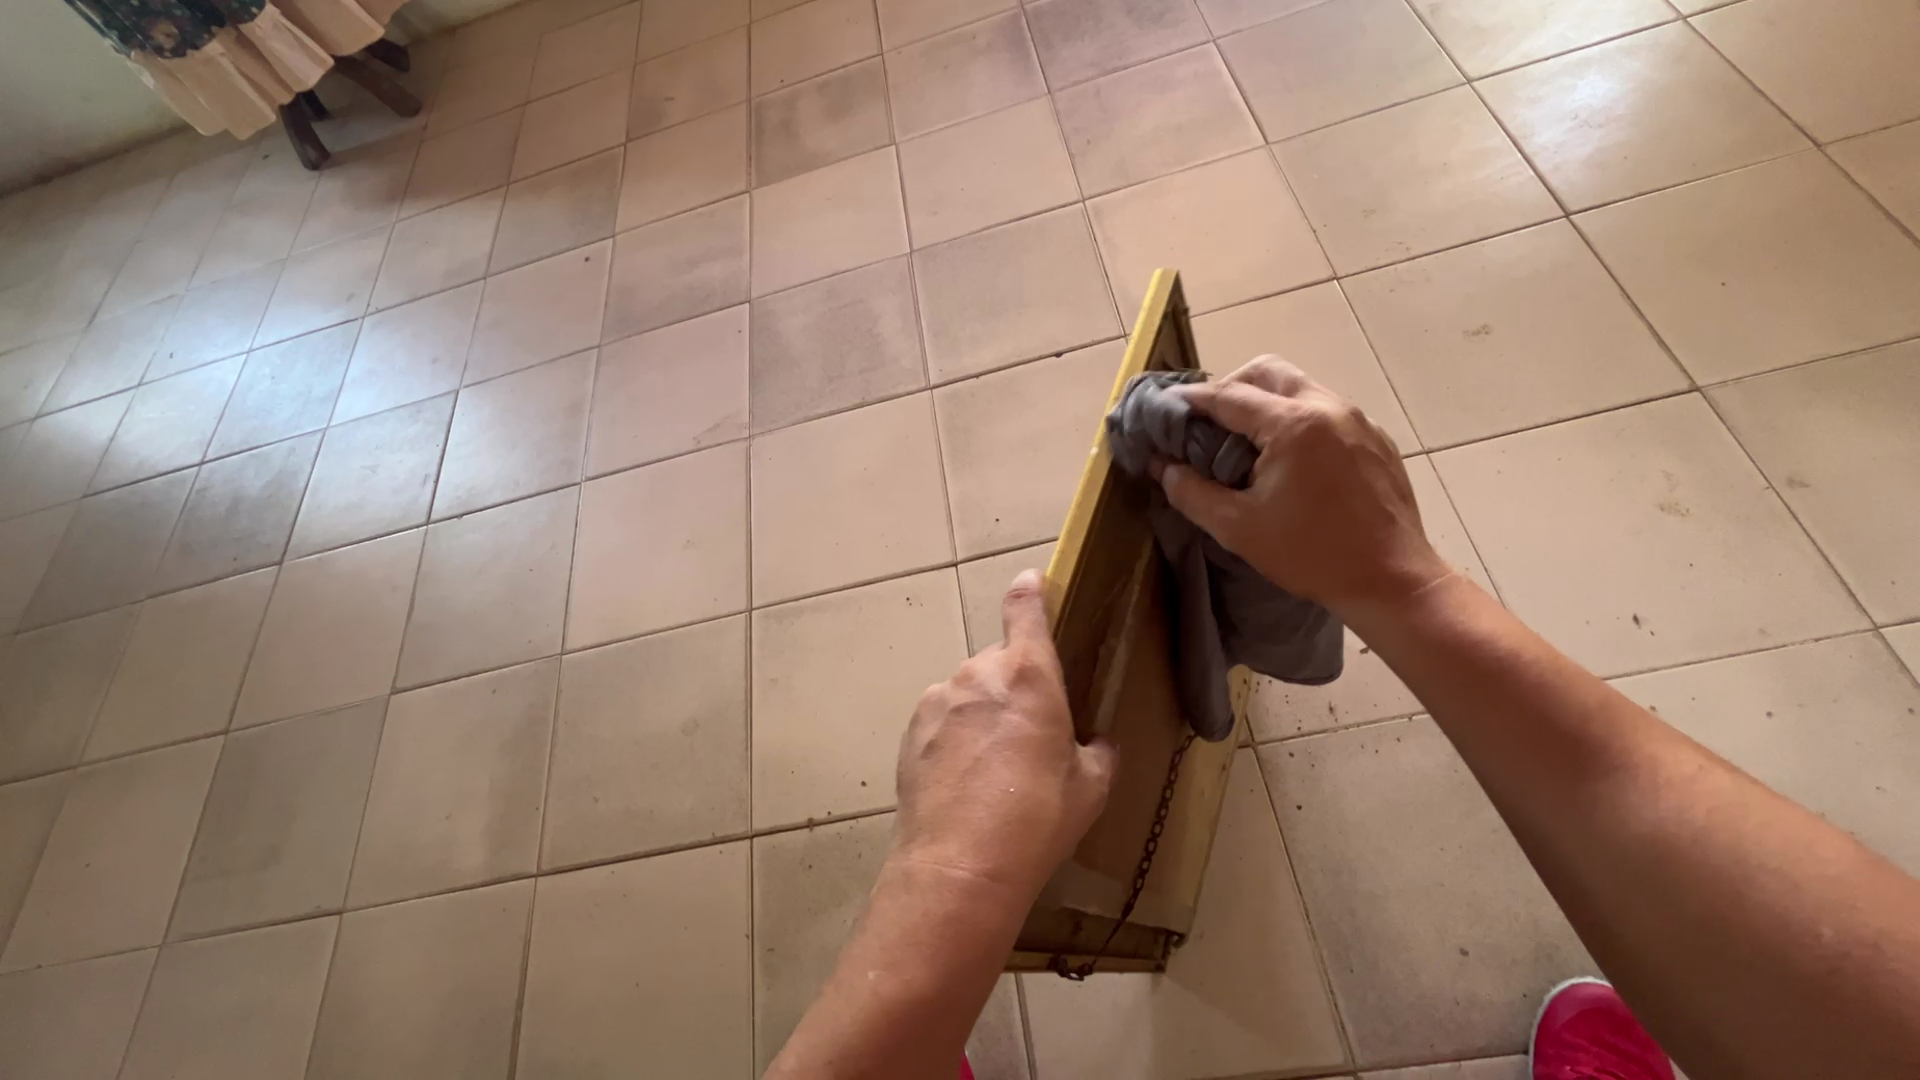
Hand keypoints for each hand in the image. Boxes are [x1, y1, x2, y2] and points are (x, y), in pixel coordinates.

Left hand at [891, 571, 1118, 902]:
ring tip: (991, 767)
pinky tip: (962, 778)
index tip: (1029, 580)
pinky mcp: (911, 728)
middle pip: (1000, 662)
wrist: (959, 864)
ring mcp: (938, 699)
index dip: (1029, 590)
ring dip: (982, 712)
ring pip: (968, 692)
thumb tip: (1098, 742)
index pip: (1025, 609)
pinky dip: (953, 734)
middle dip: (1014, 686)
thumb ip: (1098, 752)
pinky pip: (941, 717)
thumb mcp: (1089, 788)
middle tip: (1027, 735)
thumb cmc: (1037, 819)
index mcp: (1029, 674)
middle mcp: (978, 673)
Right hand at [1154, 356, 1452, 616]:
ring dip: (1264, 402)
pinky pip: (1325, 410)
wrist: (1391, 581)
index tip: (1163, 407)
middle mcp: (1328, 408)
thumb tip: (1162, 467)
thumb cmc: (1310, 555)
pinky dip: (1295, 419)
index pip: (1228, 395)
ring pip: (1299, 386)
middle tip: (1206, 423)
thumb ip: (1191, 492)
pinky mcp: (1375, 438)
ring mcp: (1358, 420)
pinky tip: (1287, 460)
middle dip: (1229, 387)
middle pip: (1267, 372)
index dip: (1190, 399)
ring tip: (1243, 441)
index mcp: (1293, 425)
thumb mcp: (1237, 528)